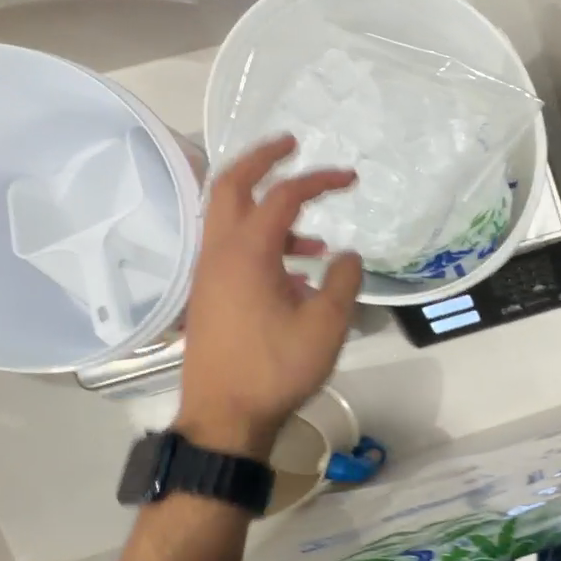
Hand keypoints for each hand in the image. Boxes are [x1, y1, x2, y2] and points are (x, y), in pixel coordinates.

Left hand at [176, 135, 361, 459]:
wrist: (226, 414)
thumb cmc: (278, 368)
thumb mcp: (326, 325)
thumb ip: (342, 282)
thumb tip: (348, 255)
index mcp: (247, 253)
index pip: (282, 196)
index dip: (317, 180)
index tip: (351, 178)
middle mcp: (220, 252)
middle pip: (231, 185)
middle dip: (262, 159)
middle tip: (292, 145)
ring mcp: (210, 273)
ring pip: (230, 218)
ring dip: (266, 207)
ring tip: (313, 230)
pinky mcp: (211, 294)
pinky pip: (233, 247)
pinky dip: (262, 240)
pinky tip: (296, 272)